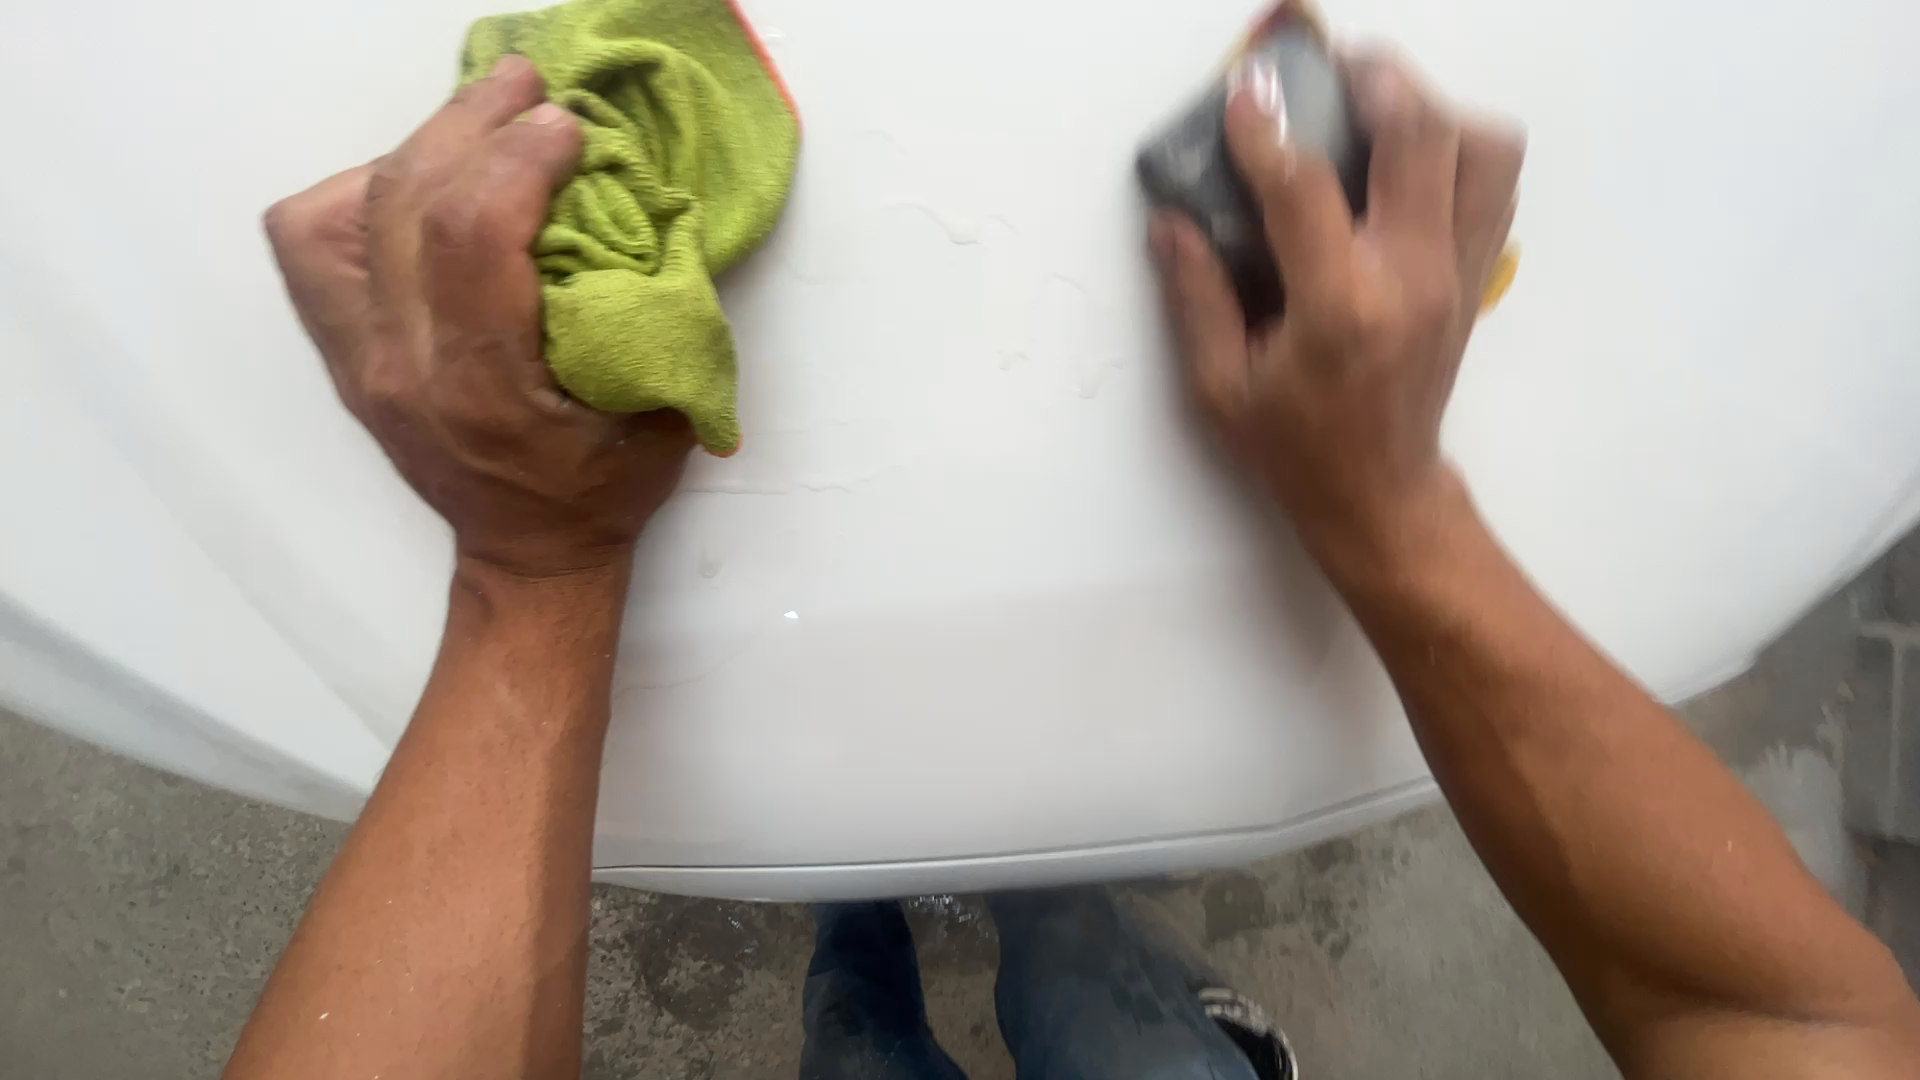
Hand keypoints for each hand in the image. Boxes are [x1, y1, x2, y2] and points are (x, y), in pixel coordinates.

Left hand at [264, 55, 692, 581]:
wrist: (529, 554)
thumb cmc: (605, 498)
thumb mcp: (664, 426)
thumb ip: (659, 333)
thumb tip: (655, 233)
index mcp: (488, 392)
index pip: (477, 242)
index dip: (520, 164)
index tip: (569, 127)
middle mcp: (404, 369)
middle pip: (407, 207)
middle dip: (471, 127)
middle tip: (524, 85)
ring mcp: (359, 360)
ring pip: (347, 211)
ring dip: (419, 148)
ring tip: (479, 118)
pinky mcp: (343, 353)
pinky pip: (312, 242)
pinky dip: (361, 193)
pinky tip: (418, 186)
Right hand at [1151, 50, 1522, 558]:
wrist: (1376, 489)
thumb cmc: (1290, 447)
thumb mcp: (1220, 387)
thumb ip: (1196, 299)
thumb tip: (1169, 224)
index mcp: (1340, 308)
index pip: (1303, 191)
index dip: (1266, 133)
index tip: (1244, 93)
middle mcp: (1413, 276)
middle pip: (1419, 135)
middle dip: (1373, 81)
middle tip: (1327, 68)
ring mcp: (1458, 273)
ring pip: (1481, 144)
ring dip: (1430, 106)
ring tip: (1376, 107)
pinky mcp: (1475, 277)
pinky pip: (1494, 180)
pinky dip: (1458, 146)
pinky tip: (1409, 159)